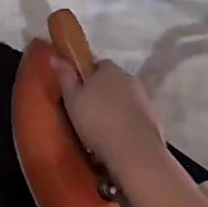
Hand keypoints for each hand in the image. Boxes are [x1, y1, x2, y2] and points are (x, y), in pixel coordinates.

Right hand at [48, 56, 168, 181]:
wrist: (133, 149)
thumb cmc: (96, 120)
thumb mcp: (72, 99)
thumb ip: (65, 77)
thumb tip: (55, 57)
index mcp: (109, 69)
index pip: (99, 64)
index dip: (89, 76)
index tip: (80, 91)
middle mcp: (129, 77)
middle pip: (113, 80)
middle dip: (104, 91)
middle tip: (89, 111)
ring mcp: (144, 97)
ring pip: (125, 97)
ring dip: (116, 107)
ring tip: (104, 127)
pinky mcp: (153, 116)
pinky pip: (135, 114)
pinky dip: (127, 121)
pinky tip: (118, 136)